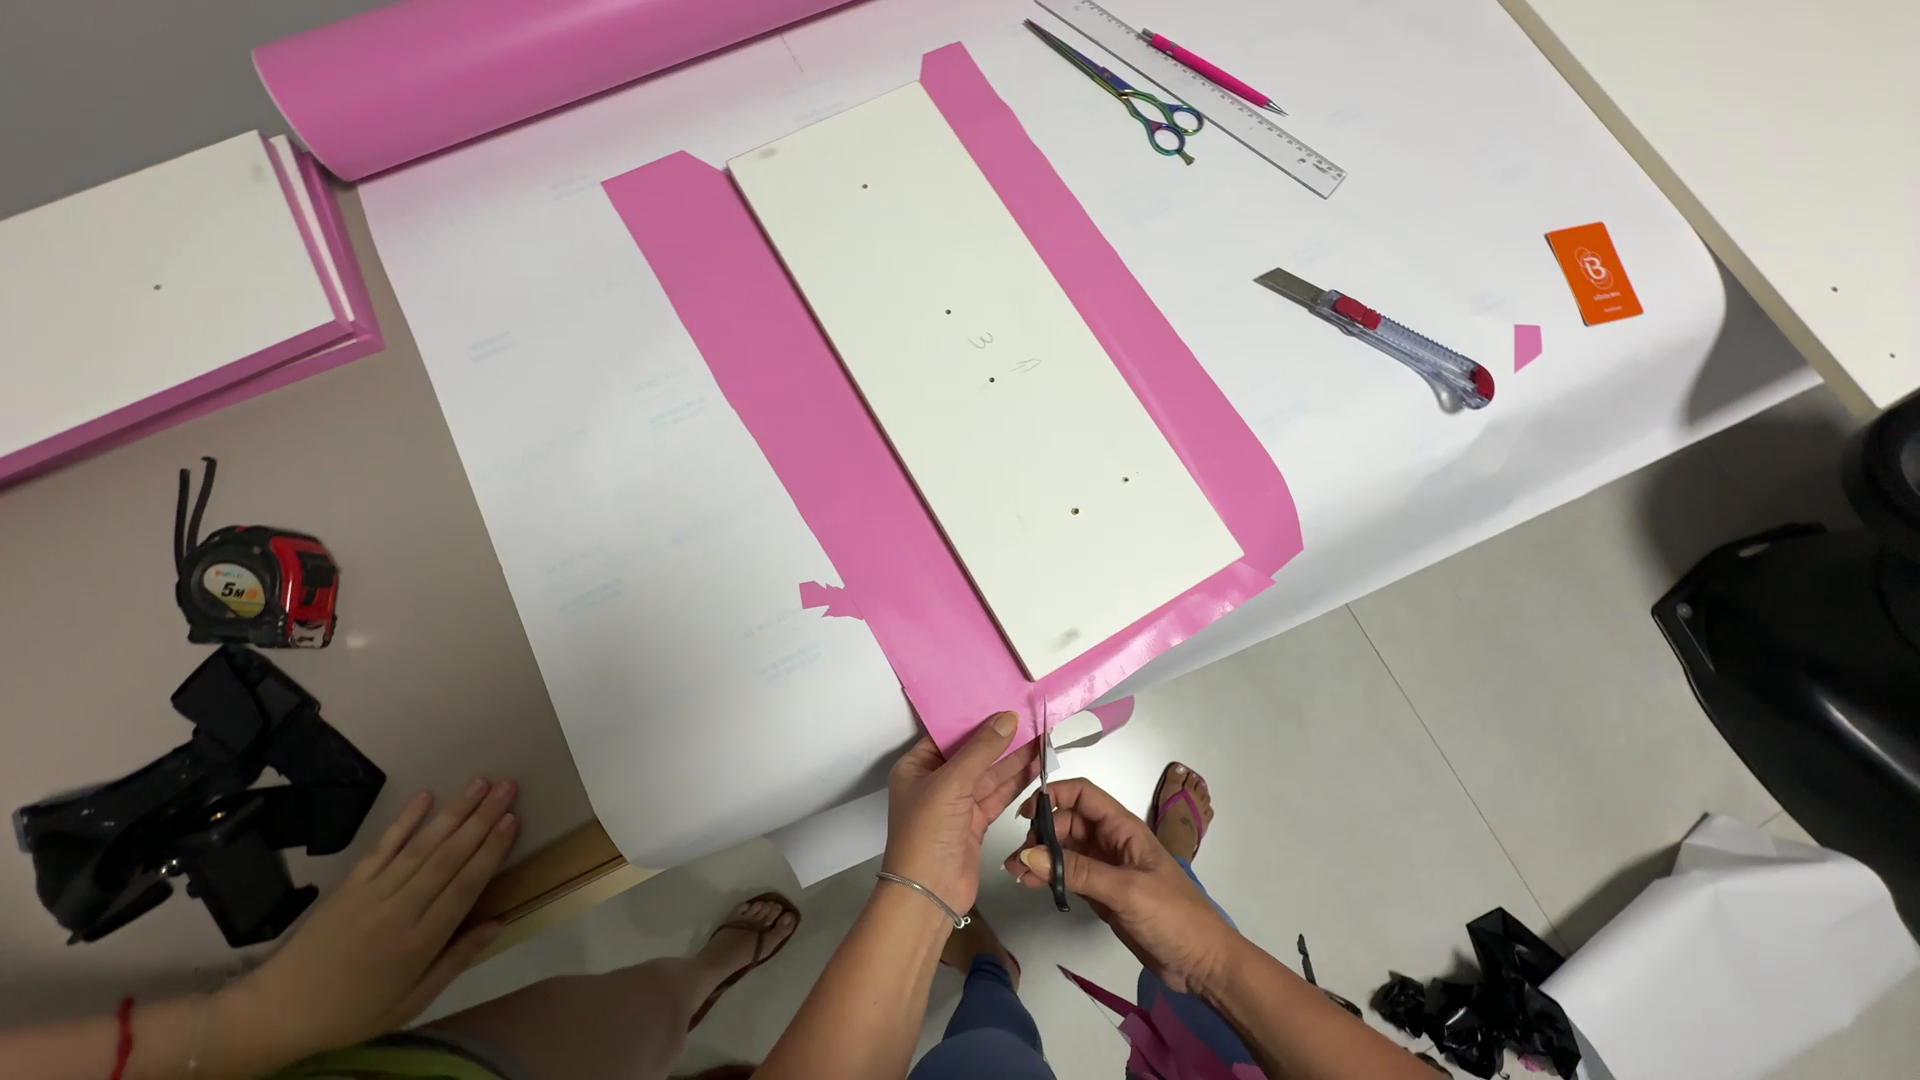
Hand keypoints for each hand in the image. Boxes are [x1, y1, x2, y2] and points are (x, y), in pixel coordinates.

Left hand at [214, 779, 520, 1064]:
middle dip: (482, 819)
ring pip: (422, 846)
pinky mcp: (350, 885)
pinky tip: (425, 796)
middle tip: (508, 787)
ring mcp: (372, 894)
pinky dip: (404, 820)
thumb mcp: (412, 1002)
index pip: (464, 887)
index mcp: (418, 943)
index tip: (513, 820)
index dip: (491, 851)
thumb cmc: (355, 1010)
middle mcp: (399, 911)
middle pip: (448, 857)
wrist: (276, 1012)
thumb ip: (456, 961)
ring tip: (480, 783)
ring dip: (454, 811)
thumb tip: (498, 923)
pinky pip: (383, 847)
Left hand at [882, 712, 1040, 917]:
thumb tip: (1007, 718)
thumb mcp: (951, 784)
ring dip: (1013, 758)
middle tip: (1030, 719)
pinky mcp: (974, 823)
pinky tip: (1034, 766)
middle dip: (1000, 738)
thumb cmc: (926, 834)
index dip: (975, 719)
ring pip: (988, 774)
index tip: (1003, 701)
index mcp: (915, 767)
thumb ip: (981, 750)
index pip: (947, 734)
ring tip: (1040, 738)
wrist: (928, 895)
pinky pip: (997, 794)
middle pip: (971, 753)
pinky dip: (1015, 781)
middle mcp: (934, 781)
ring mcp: (955, 803)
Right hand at [1004, 778, 1240, 993]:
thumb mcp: (1126, 891)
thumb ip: (1078, 871)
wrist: (1203, 964)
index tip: (1025, 814)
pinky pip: (1069, 876)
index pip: (1083, 795)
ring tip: (1015, 873)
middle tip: (1019, 859)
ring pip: (1065, 850)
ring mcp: (1106, 868)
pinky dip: (1049, 877)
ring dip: (1040, 856)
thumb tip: (1030, 855)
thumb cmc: (1174, 916)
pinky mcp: (1102, 894)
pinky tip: (1031, 884)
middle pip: (1068, 822)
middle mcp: (1112, 841)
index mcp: (1124, 828)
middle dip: (1041, 834)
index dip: (1054, 796)